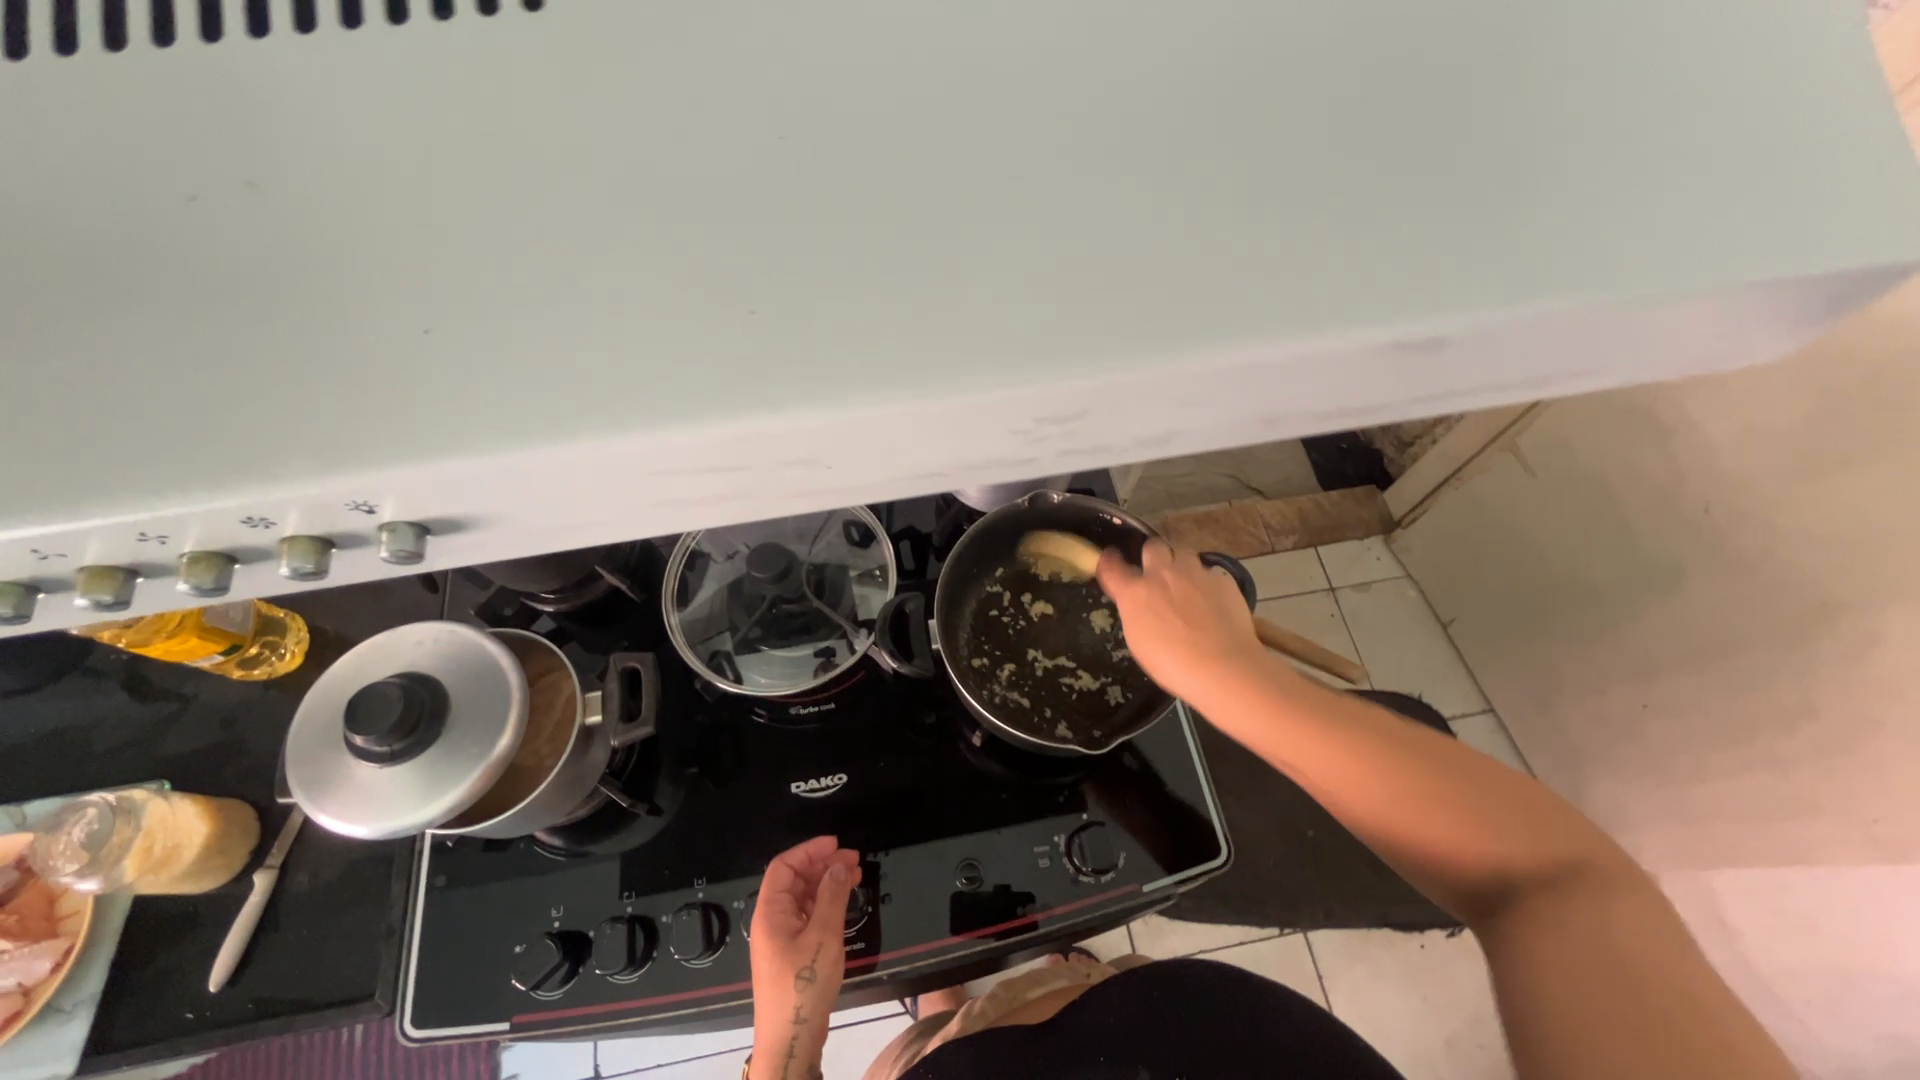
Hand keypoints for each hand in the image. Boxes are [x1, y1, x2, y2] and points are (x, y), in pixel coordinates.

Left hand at [748, 836, 861, 1079]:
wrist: (791, 1039)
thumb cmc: (803, 985)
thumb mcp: (823, 936)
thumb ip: (832, 897)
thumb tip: (839, 866)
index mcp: (770, 911)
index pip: (784, 866)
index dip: (809, 851)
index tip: (837, 844)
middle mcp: (772, 920)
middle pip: (794, 880)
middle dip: (823, 865)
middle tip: (854, 860)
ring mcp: (781, 938)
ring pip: (802, 898)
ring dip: (827, 884)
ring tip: (855, 876)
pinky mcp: (792, 954)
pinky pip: (807, 917)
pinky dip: (825, 905)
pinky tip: (844, 903)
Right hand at [1096, 540, 1265, 702]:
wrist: (1222, 666)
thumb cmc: (1172, 664)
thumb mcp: (1138, 640)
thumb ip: (1135, 611)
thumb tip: (1138, 602)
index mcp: (1135, 592)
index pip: (1112, 566)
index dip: (1110, 561)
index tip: (1112, 559)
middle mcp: (1163, 575)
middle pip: (1152, 546)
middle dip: (1153, 555)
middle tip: (1157, 573)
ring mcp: (1194, 574)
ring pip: (1183, 552)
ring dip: (1180, 564)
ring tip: (1186, 584)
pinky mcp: (1221, 579)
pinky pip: (1209, 573)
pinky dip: (1206, 583)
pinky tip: (1212, 602)